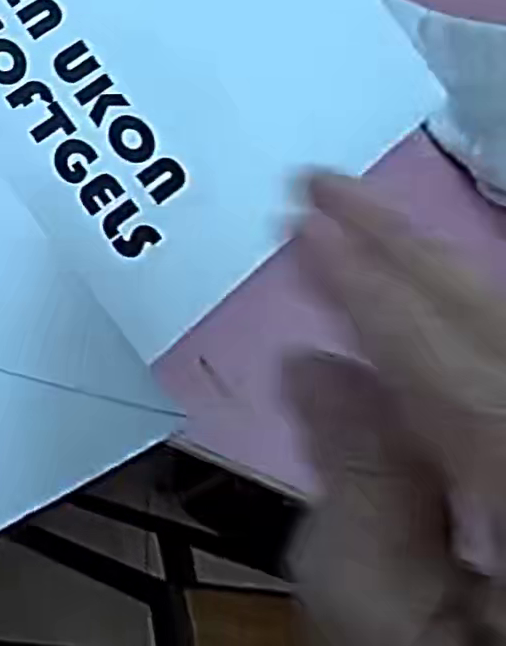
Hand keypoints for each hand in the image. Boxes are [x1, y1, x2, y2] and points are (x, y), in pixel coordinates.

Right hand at [286, 172, 505, 644]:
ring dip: (438, 272)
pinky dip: (461, 316)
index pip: (457, 377)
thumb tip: (317, 366)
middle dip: (414, 253)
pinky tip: (410, 282)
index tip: (301, 223)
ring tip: (357, 218)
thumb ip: (357, 487)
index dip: (375, 293)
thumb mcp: (368, 601)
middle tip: (323, 185)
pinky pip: (502, 372)